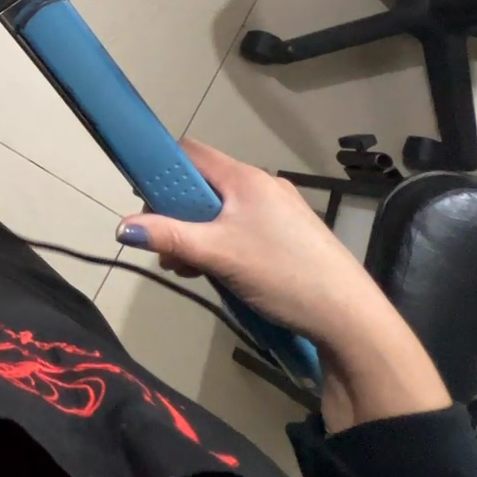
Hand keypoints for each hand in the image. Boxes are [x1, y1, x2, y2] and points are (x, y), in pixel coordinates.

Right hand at [118, 140, 451, 431]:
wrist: (355, 325)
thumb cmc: (283, 275)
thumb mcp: (216, 254)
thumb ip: (166, 236)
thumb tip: (120, 228)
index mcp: (245, 178)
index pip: (189, 151)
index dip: (162, 166)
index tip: (145, 196)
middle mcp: (263, 185)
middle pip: (202, 184)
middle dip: (175, 212)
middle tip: (165, 245)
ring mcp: (281, 211)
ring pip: (220, 209)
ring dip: (196, 233)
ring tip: (190, 267)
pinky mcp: (292, 236)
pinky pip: (241, 226)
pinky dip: (221, 243)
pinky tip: (219, 272)